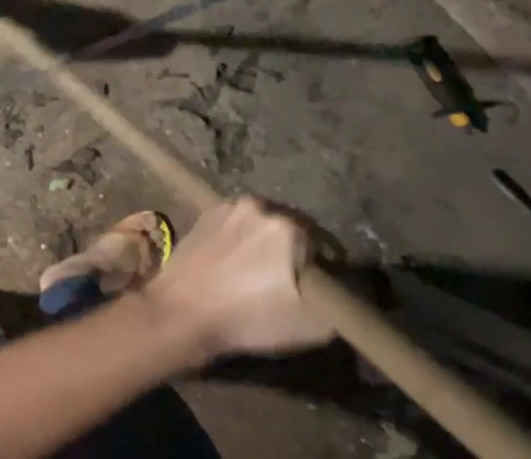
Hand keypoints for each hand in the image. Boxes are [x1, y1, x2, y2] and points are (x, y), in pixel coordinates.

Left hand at [141, 197, 334, 361]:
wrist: (182, 310)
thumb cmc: (250, 317)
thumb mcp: (316, 323)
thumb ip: (343, 300)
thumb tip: (348, 285)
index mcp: (287, 226)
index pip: (324, 246)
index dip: (326, 271)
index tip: (318, 291)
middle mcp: (256, 206)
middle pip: (290, 231)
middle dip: (294, 253)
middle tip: (288, 283)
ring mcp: (224, 208)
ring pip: (260, 227)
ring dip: (266, 245)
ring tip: (259, 276)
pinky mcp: (201, 216)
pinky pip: (234, 227)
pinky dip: (240, 242)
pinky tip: (234, 266)